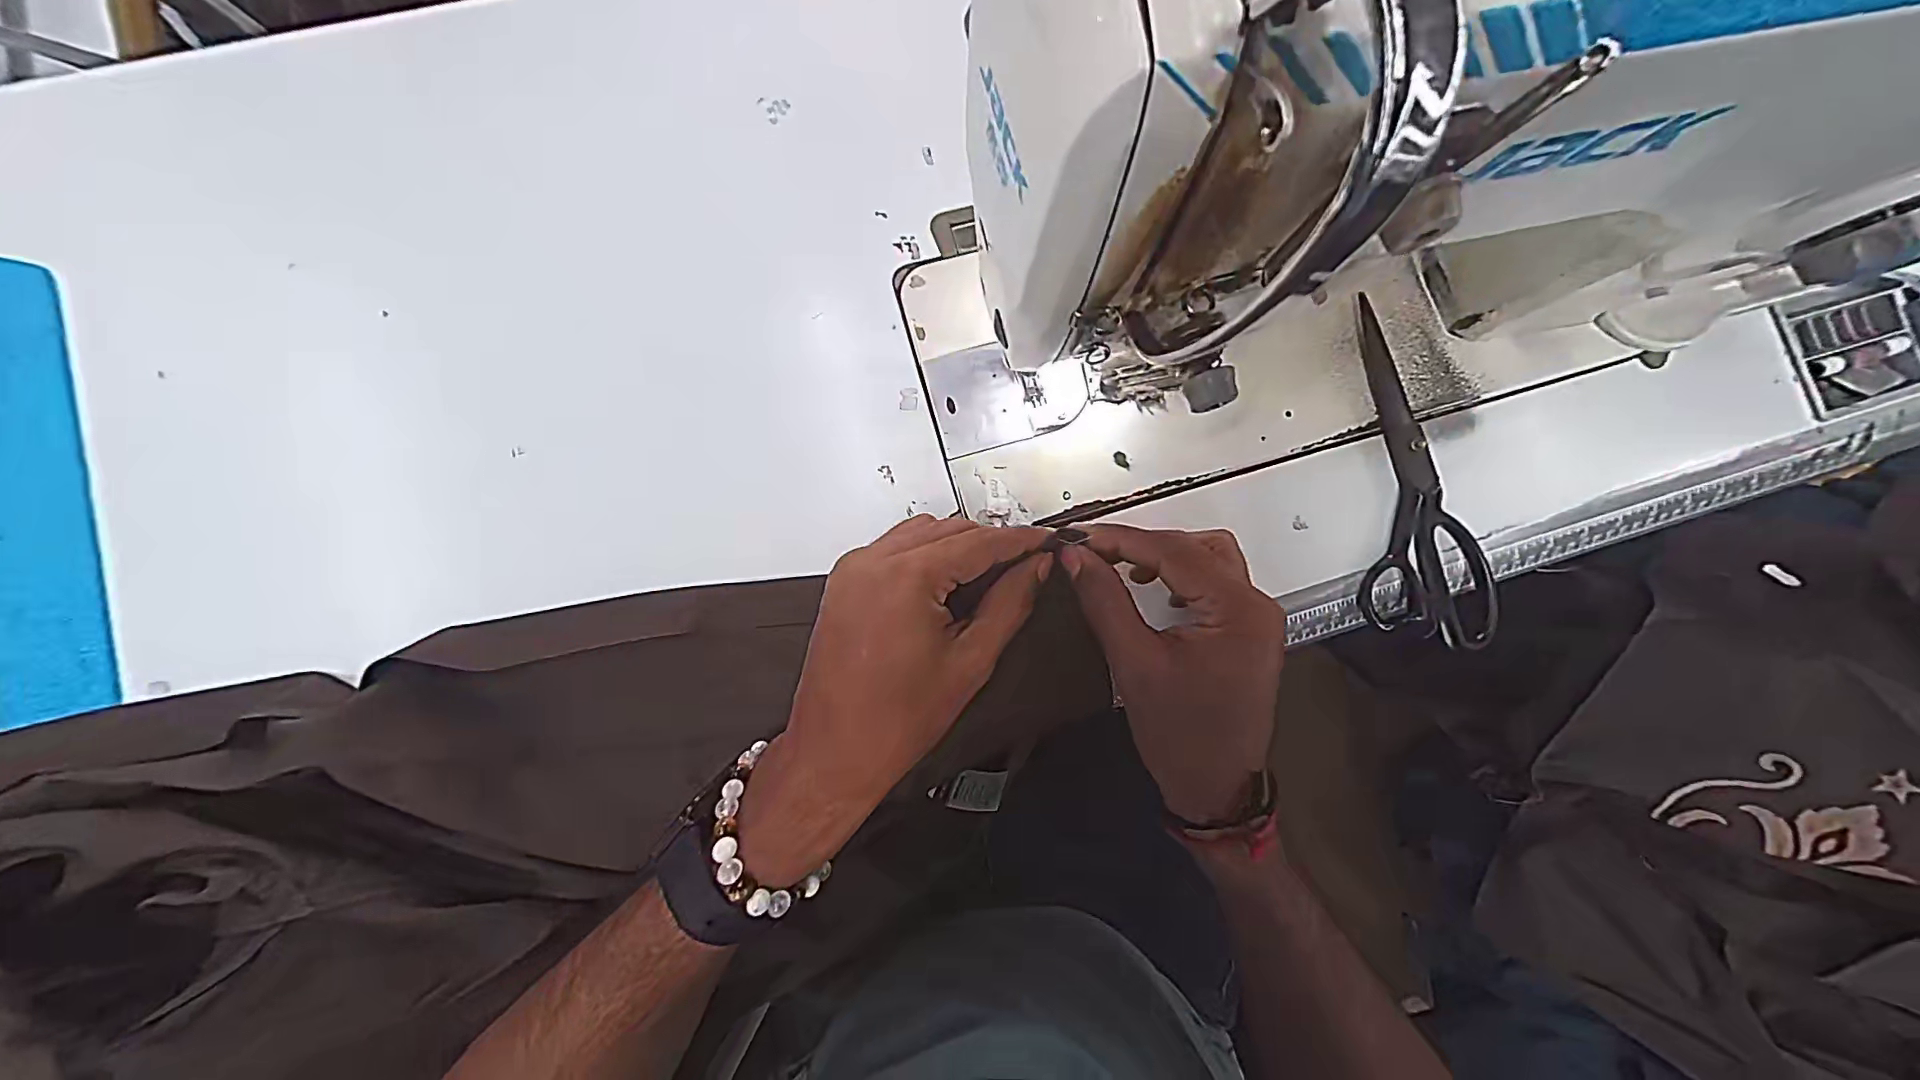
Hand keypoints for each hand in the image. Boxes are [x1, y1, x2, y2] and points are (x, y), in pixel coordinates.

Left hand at [738, 516, 1052, 883]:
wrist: (838, 750)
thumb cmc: (890, 721)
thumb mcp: (970, 661)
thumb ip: (1010, 604)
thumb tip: (1032, 571)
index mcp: (904, 579)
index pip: (977, 541)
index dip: (1019, 540)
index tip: (1041, 542)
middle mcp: (872, 564)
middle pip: (949, 528)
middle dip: (989, 543)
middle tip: (1023, 565)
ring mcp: (853, 571)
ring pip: (921, 531)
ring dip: (957, 545)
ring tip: (986, 580)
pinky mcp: (845, 582)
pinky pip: (894, 547)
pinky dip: (925, 555)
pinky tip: (946, 584)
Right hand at [1061, 526, 1285, 822]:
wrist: (1215, 786)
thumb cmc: (1181, 737)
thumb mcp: (1133, 662)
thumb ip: (1104, 600)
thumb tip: (1078, 558)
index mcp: (1237, 611)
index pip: (1174, 551)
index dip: (1121, 539)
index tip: (1082, 538)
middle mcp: (1256, 607)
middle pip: (1196, 546)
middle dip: (1142, 543)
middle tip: (1096, 550)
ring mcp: (1256, 618)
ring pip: (1210, 557)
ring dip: (1165, 555)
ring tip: (1122, 568)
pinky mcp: (1247, 630)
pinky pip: (1215, 581)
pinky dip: (1181, 575)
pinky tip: (1154, 590)